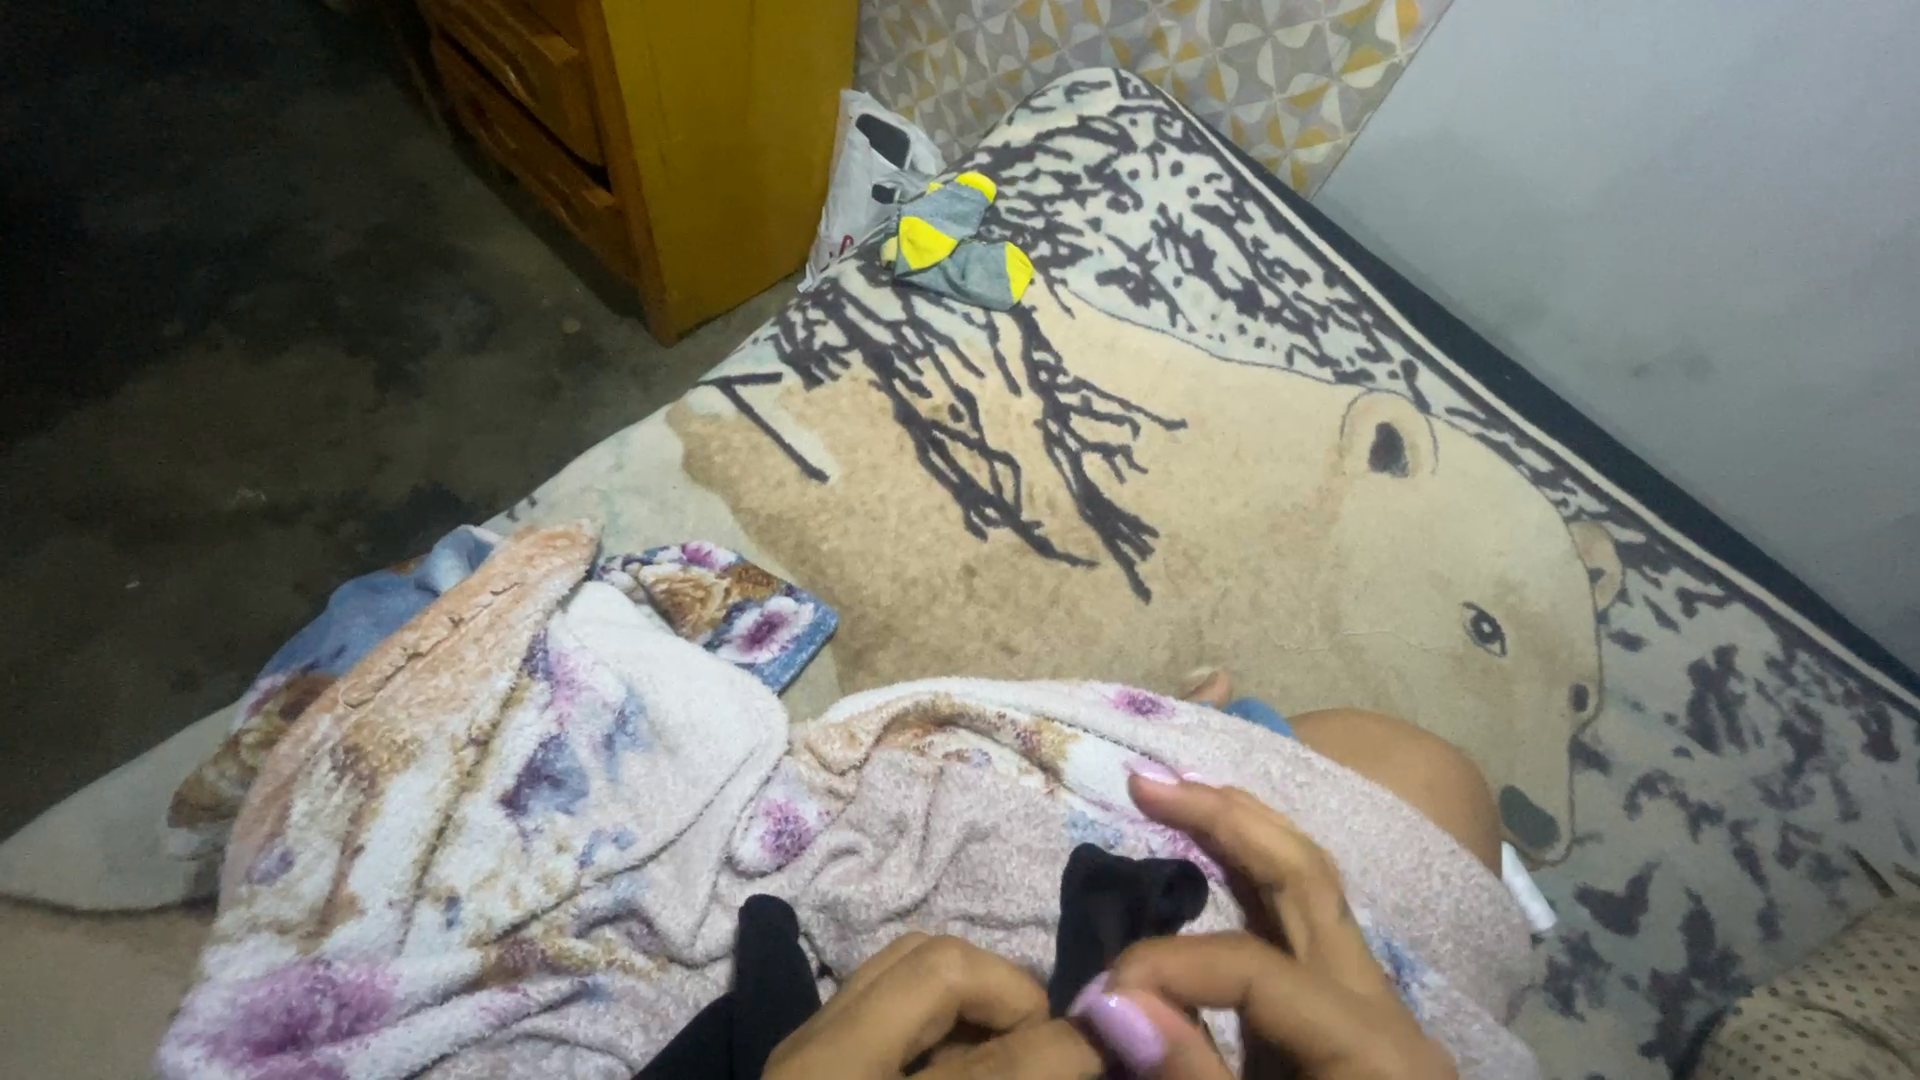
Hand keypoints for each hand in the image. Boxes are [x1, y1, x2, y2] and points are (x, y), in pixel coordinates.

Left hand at [766, 932, 1103, 1079]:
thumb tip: (1081, 1058)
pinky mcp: (804, 1045)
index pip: (995, 1068)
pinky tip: (955, 1048)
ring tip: (1006, 1040)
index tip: (1114, 1047)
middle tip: (1048, 1046)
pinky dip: (936, 994)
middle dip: (1013, 994)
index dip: (1066, 1049)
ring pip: (909, 955)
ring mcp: (806, 1047)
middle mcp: (826, 1066)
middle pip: (939, 968)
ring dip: (974, 985)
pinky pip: (883, 976)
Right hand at [1069, 774, 1456, 1079]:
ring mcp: (1377, 998)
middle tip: (1147, 781)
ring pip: (1313, 876)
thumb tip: (1111, 996)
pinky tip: (1223, 845)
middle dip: (1222, 816)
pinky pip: (1307, 909)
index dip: (1168, 968)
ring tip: (1181, 787)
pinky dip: (1258, 863)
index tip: (1100, 995)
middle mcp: (1385, 1003)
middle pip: (1305, 873)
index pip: (1253, 966)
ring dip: (1243, 822)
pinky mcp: (1356, 1009)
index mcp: (1375, 1051)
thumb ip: (1192, 1078)